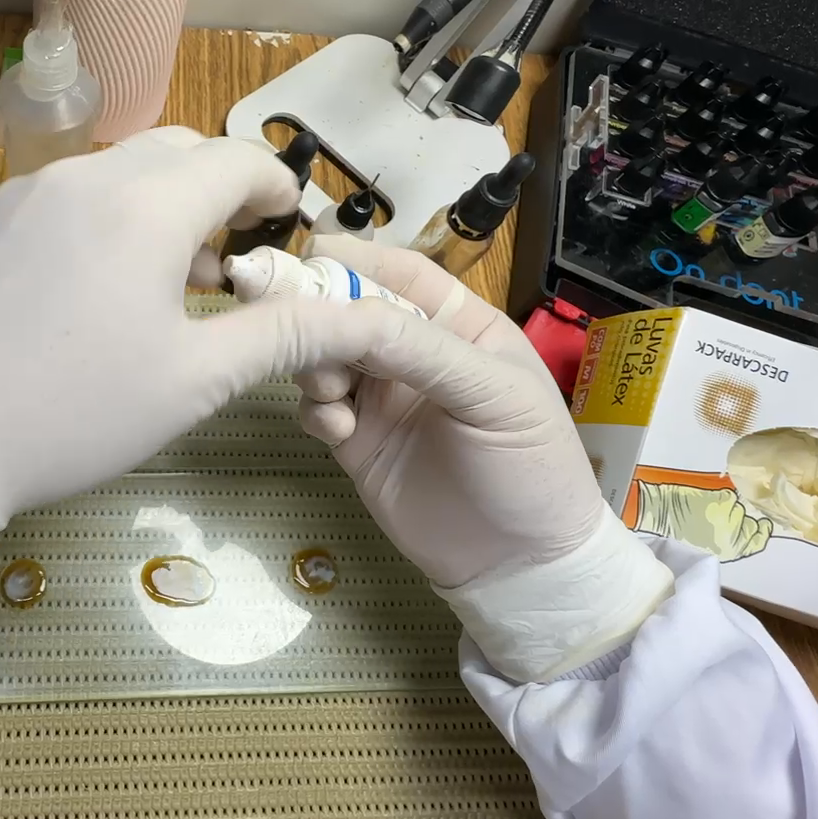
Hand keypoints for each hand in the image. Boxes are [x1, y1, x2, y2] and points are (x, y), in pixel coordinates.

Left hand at [0, 130, 404, 590]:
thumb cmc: (76, 414)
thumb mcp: (194, 382)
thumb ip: (281, 336)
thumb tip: (350, 316)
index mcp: (146, 207)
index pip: (238, 161)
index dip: (277, 189)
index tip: (288, 227)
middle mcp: (88, 174)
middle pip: (183, 152)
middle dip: (224, 191)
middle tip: (236, 257)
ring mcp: (33, 190)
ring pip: (126, 168)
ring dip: (168, 202)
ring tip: (176, 277)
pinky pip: (77, 191)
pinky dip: (115, 213)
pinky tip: (108, 278)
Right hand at [294, 237, 673, 680]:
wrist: (515, 563)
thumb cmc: (527, 466)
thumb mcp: (492, 395)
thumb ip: (422, 350)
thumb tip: (348, 314)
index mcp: (457, 328)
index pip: (401, 276)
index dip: (358, 261)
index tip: (310, 255)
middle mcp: (411, 355)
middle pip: (349, 313)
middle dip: (320, 315)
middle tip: (291, 325)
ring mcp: (378, 398)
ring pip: (323, 358)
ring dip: (314, 365)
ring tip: (329, 391)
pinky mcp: (352, 440)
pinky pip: (315, 408)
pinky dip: (314, 411)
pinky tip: (337, 432)